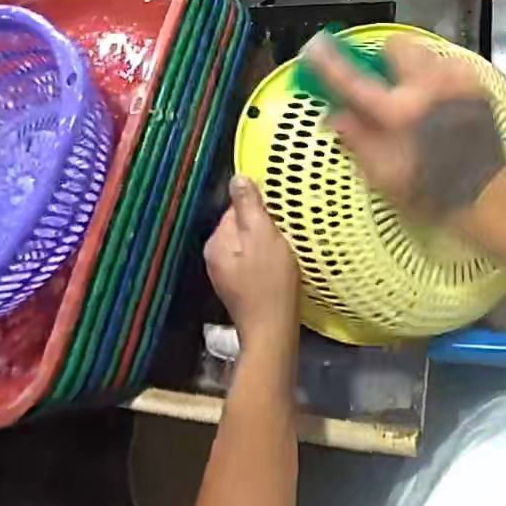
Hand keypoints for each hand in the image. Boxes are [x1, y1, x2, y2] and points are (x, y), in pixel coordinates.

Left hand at [205, 176, 300, 347]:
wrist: (272, 329)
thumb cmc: (271, 281)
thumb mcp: (264, 237)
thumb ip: (250, 207)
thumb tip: (237, 177)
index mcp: (217, 241)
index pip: (236, 207)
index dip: (261, 205)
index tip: (283, 210)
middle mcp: (215, 254)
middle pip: (242, 224)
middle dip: (265, 222)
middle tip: (290, 226)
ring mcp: (226, 272)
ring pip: (249, 241)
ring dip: (268, 238)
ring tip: (289, 240)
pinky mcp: (239, 285)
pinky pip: (253, 257)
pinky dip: (268, 254)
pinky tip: (282, 259)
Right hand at [305, 32, 505, 222]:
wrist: (485, 194)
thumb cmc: (430, 193)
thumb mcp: (383, 175)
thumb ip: (358, 139)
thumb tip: (336, 115)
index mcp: (399, 112)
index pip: (354, 80)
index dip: (331, 62)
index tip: (316, 47)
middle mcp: (428, 88)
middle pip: (398, 45)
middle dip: (385, 55)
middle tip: (381, 77)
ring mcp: (457, 84)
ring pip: (427, 53)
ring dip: (413, 66)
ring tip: (413, 92)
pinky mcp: (477, 88)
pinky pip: (451, 67)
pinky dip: (439, 77)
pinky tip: (439, 101)